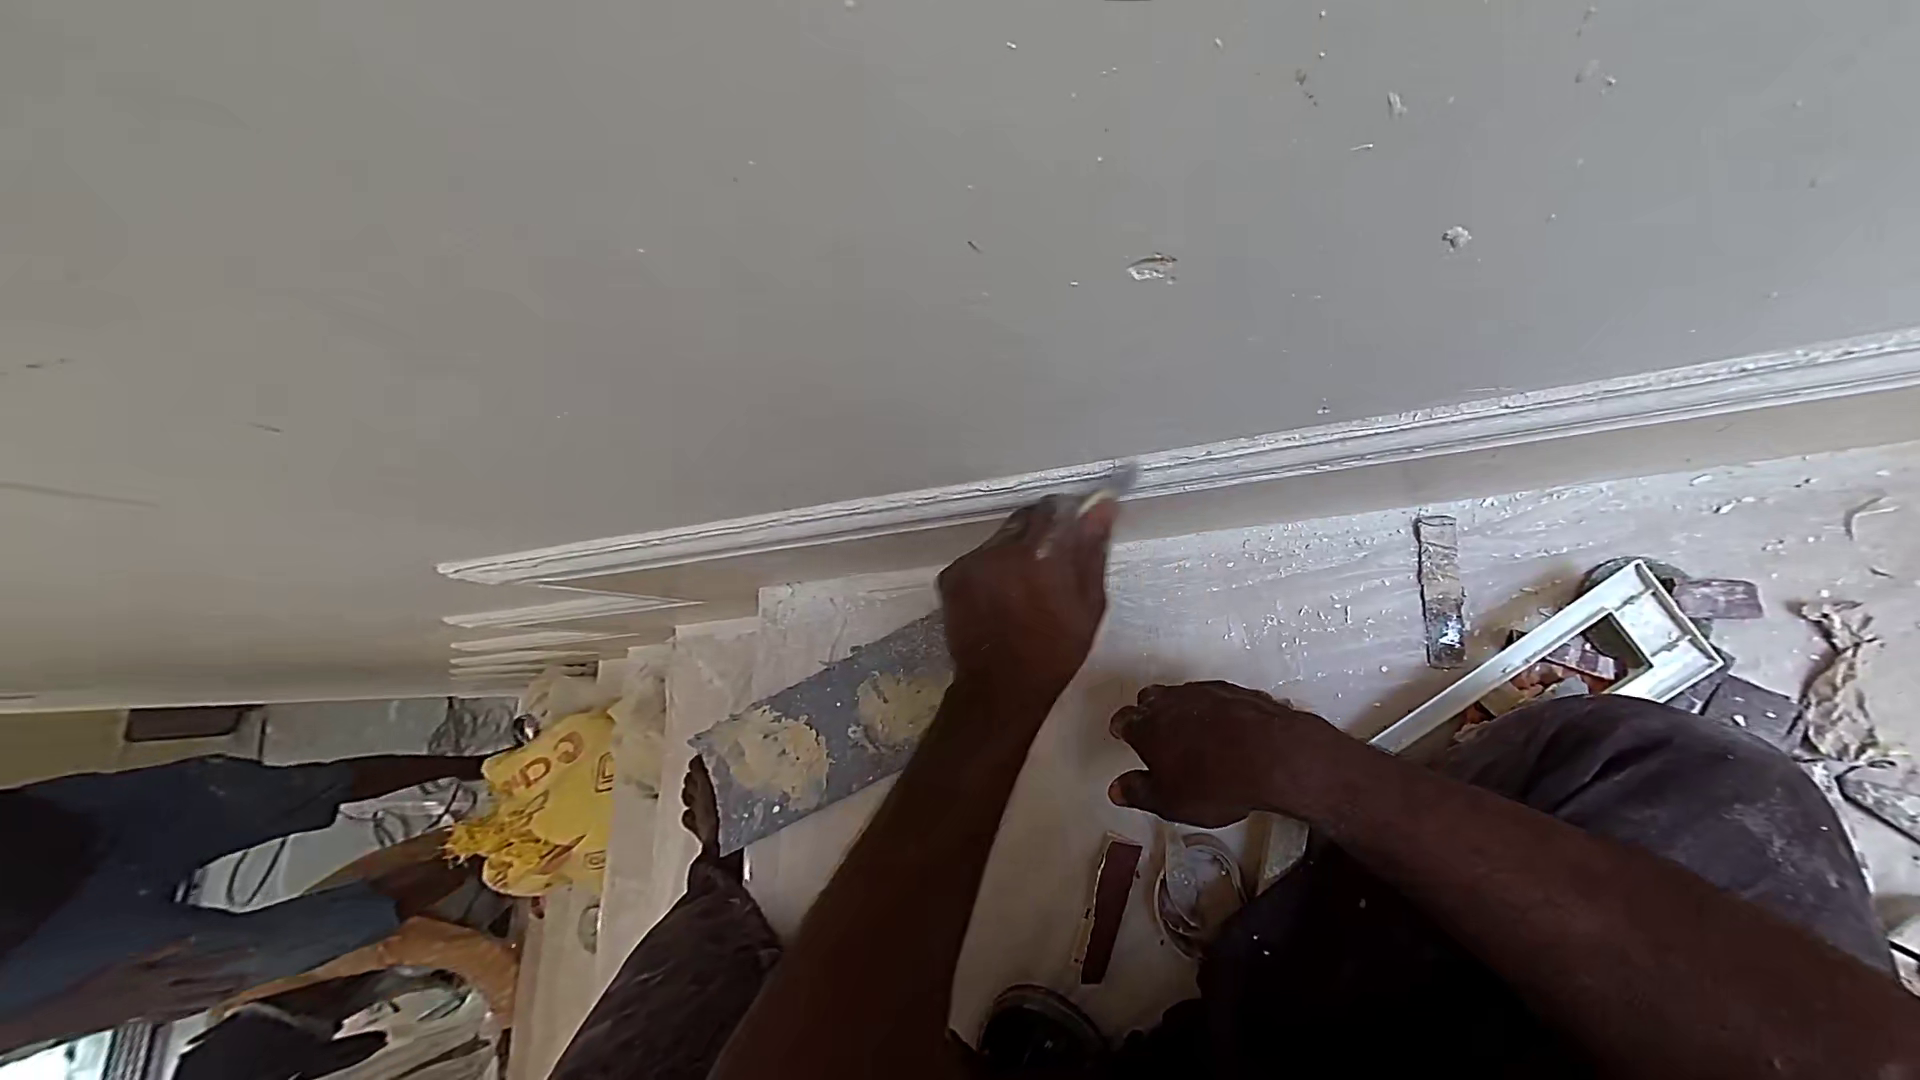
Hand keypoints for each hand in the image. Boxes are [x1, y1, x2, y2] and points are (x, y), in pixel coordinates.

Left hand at [938, 495, 1118, 709]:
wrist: (999, 688)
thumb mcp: (1089, 604)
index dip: (1069, 513)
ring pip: (1001, 537)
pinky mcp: (951, 575)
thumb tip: (1102, 506)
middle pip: (1026, 518)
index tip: (1077, 527)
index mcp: (1042, 553)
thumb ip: (1092, 550)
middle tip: (1051, 561)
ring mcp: (972, 560)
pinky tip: (1001, 595)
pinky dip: (992, 566)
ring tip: (1024, 585)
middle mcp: (1002, 548)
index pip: (1056, 508)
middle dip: (1042, 530)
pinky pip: (979, 557)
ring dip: (1016, 549)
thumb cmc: (1055, 652)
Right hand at [1108, 681, 1345, 826]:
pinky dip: (1215, 710)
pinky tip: (1226, 728)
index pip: (1123, 720)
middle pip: (1149, 699)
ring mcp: (1203, 693)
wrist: (1272, 757)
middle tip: (1153, 730)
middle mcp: (1170, 701)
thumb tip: (1118, 790)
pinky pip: (1216, 698)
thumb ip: (1139, 792)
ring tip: (1191, 731)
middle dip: (1148, 712)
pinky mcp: (1234, 692)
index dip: (1121, 727)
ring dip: (1182, 709)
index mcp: (1146, 726)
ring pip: (1182, 695)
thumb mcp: (1169, 801)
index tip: (1120, 732)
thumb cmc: (1216, 780)